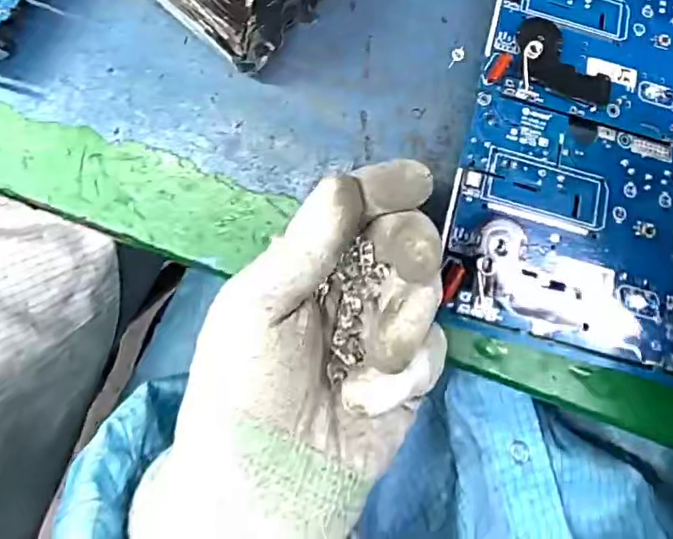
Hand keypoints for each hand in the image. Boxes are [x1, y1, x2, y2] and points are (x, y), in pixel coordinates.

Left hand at [128, 161, 447, 538]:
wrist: (258, 492)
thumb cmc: (239, 389)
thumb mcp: (255, 306)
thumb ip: (304, 246)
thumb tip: (346, 184)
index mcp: (315, 259)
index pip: (359, 206)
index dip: (388, 187)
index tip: (417, 180)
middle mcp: (356, 284)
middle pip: (406, 236)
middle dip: (411, 245)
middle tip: (407, 264)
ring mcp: (385, 327)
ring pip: (427, 288)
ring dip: (403, 317)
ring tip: (370, 356)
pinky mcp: (410, 374)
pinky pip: (432, 349)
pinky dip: (404, 371)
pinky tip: (365, 396)